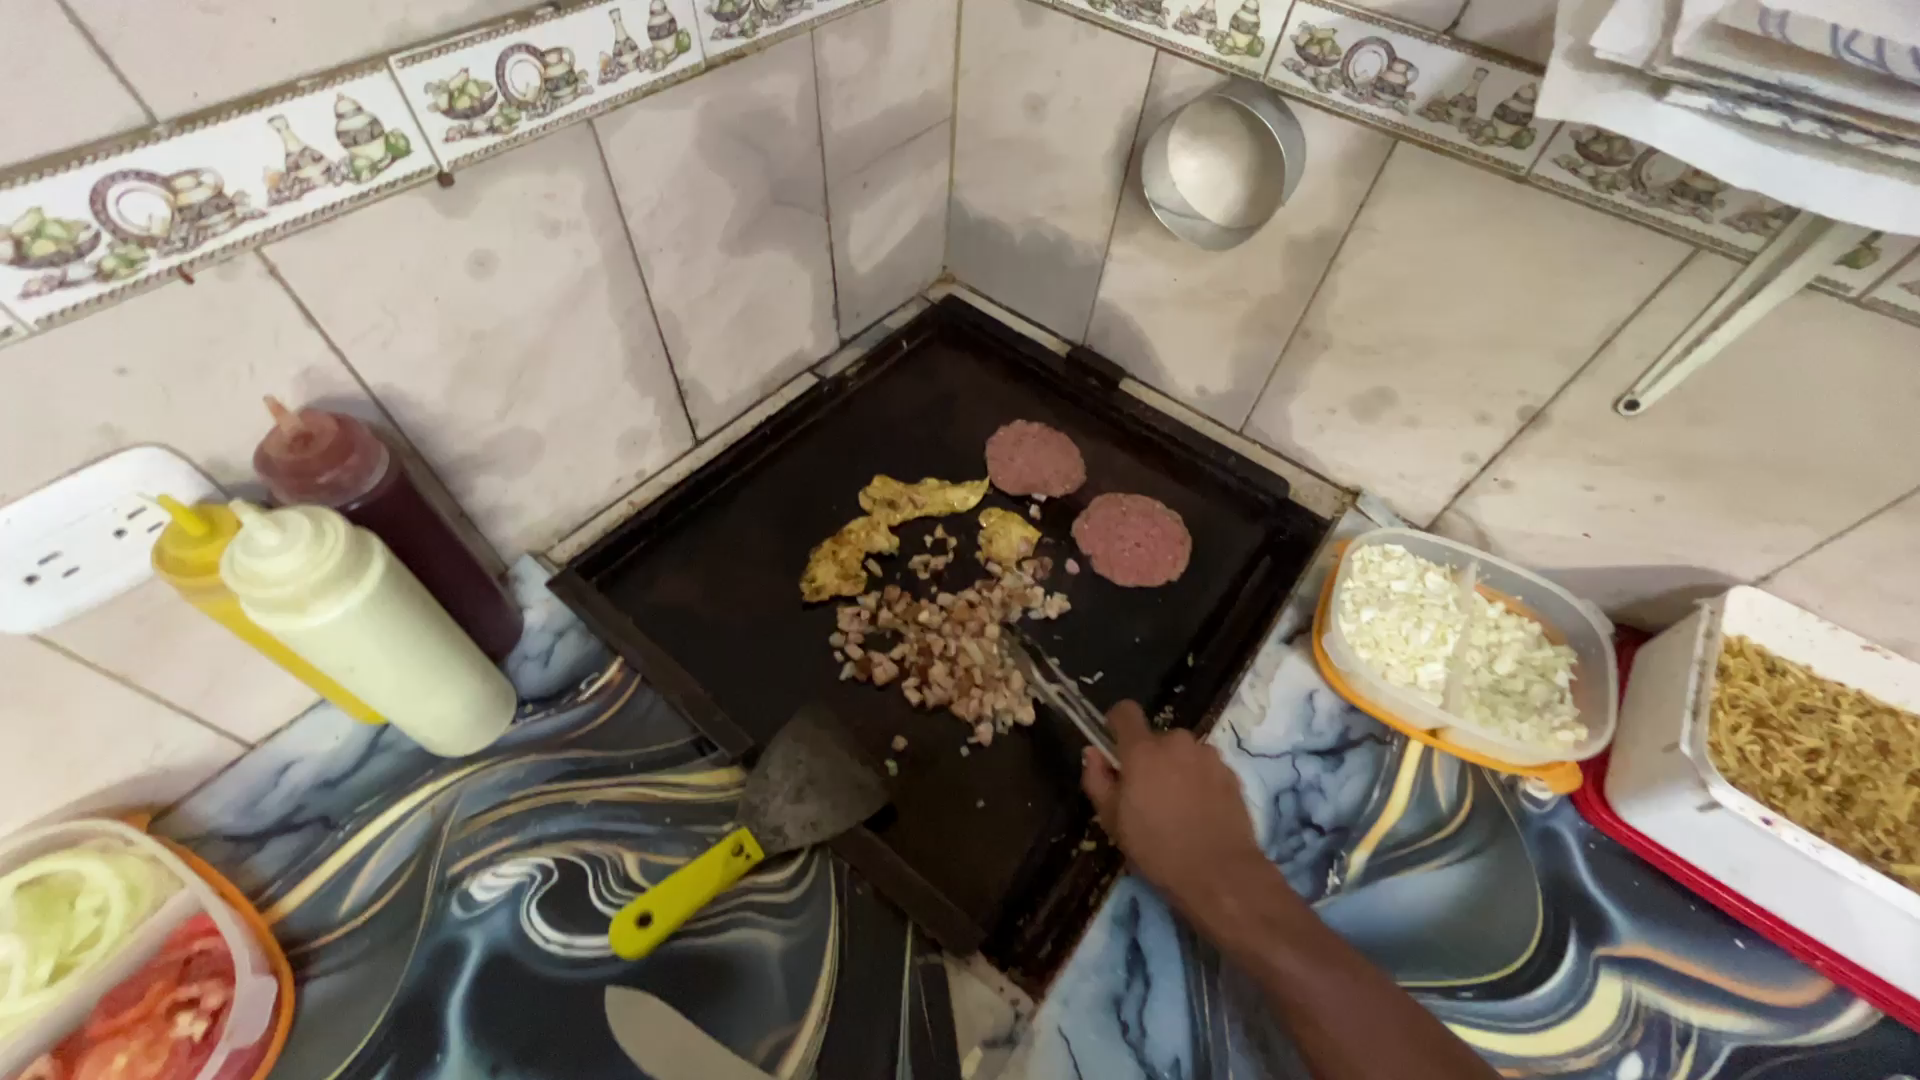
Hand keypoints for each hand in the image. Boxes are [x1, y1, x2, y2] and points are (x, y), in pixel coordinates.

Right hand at [1081, 701, 1269, 929]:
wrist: (1220, 874)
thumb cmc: (1157, 849)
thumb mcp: (1112, 820)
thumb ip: (1097, 779)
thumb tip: (1093, 752)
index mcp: (1142, 750)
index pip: (1125, 711)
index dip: (1116, 723)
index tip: (1115, 745)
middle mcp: (1176, 742)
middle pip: (1155, 738)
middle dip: (1149, 757)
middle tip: (1147, 793)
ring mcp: (1207, 755)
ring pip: (1182, 752)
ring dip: (1176, 768)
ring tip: (1178, 806)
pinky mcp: (1231, 772)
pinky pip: (1205, 766)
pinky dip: (1199, 780)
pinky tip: (1201, 811)